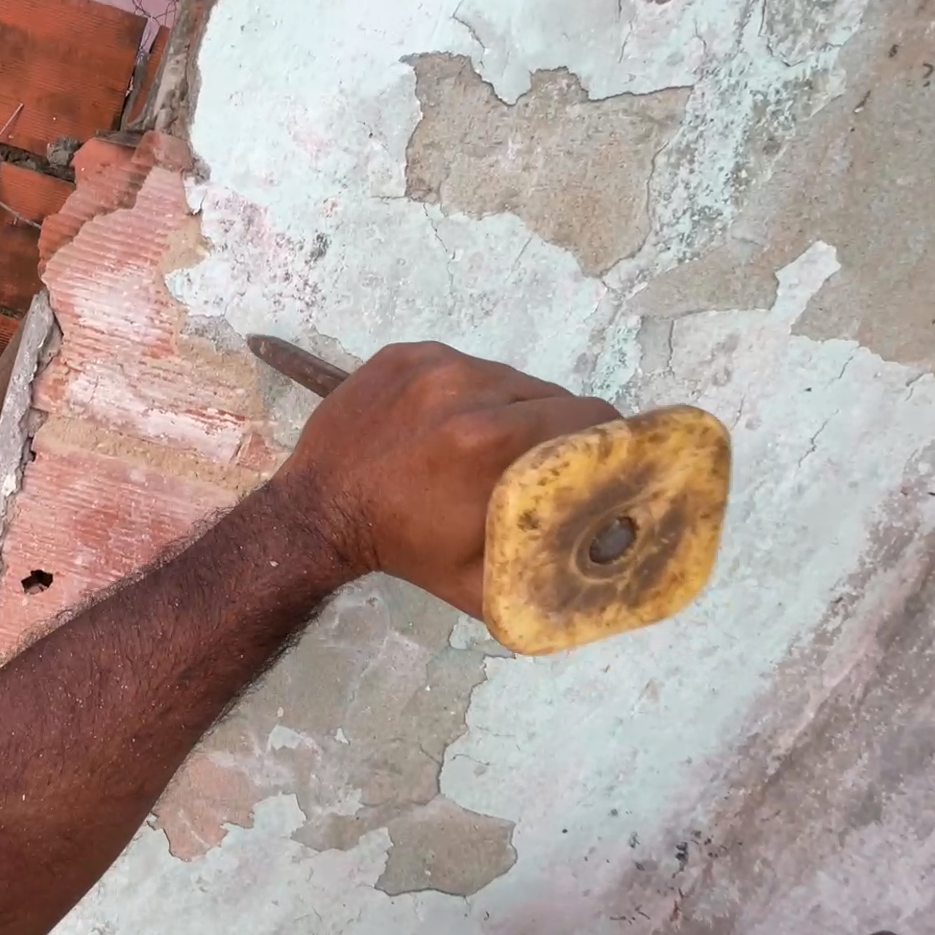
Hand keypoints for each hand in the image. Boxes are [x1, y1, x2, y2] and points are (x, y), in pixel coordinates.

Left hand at [269, 342, 619, 614]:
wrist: (317, 511)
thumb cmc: (401, 549)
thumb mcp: (482, 580)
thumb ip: (550, 568)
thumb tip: (617, 556)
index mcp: (491, 440)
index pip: (589, 418)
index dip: (601, 442)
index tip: (591, 462)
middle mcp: (463, 390)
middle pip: (548, 395)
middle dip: (551, 428)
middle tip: (527, 460)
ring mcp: (428, 366)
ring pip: (503, 377)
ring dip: (505, 406)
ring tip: (479, 440)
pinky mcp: (400, 355)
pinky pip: (460, 363)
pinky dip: (463, 388)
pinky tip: (443, 419)